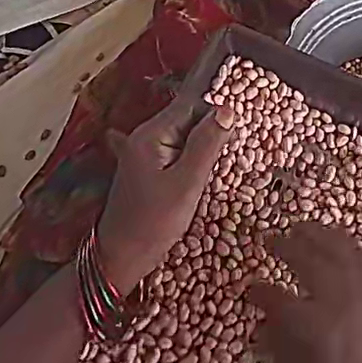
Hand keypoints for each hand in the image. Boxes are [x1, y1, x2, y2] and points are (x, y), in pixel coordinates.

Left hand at [95, 92, 234, 292]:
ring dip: (204, 148)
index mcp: (151, 134)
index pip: (191, 106)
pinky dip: (193, 160)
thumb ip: (206, 144)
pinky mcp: (149, 168)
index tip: (240, 130)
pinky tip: (204, 173)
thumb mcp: (187, 183)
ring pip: (184, 136)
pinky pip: (177, 152)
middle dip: (211, 131)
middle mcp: (145, 136)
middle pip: (187, 119)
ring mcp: (145, 152)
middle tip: (233, 153)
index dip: (216, 114)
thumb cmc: (154, 223)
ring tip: (220, 166)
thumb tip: (227, 109)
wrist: (121, 256)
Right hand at [247, 221, 361, 362]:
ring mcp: (361, 292)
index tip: (250, 289)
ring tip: (301, 228)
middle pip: (307, 260)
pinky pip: (357, 257)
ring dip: (316, 235)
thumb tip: (264, 326)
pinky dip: (342, 243)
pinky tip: (335, 240)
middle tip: (269, 239)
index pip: (278, 299)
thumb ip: (282, 349)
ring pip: (337, 249)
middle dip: (285, 247)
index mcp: (313, 326)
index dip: (260, 292)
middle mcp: (337, 299)